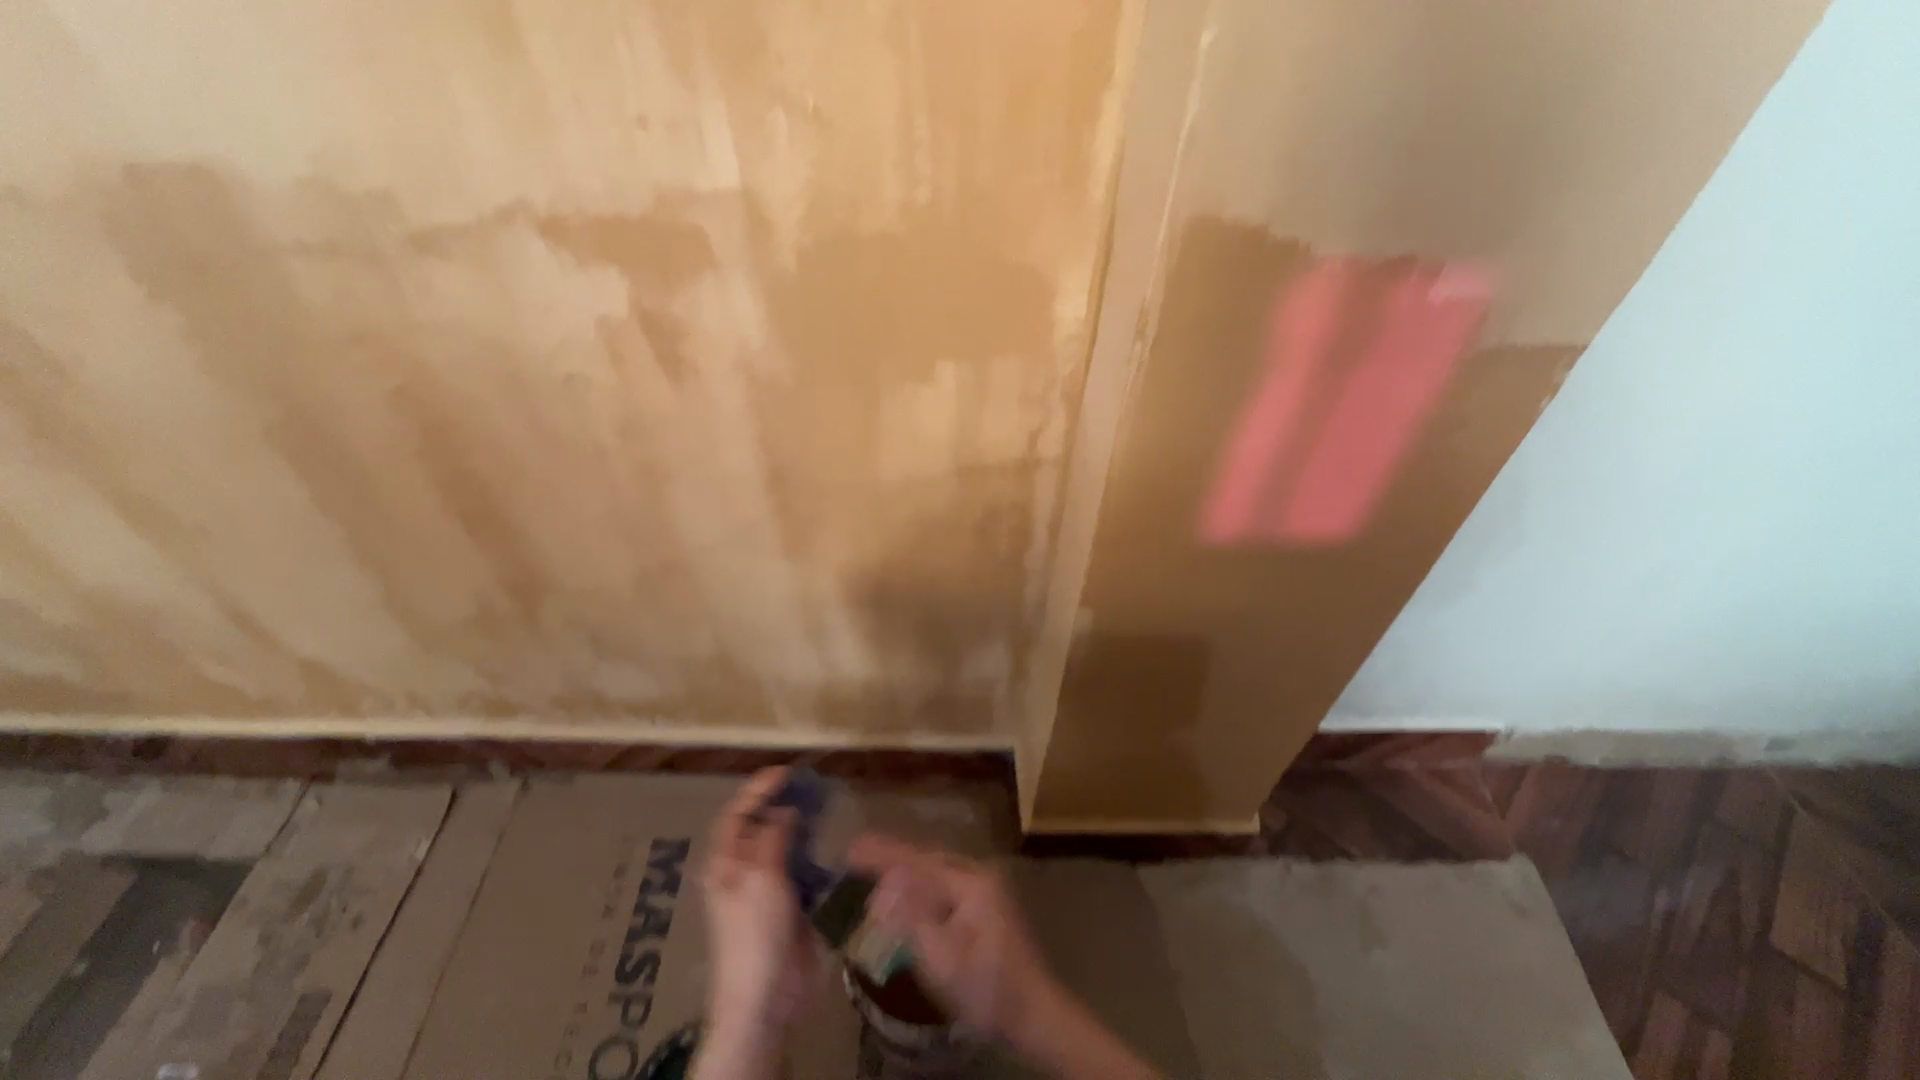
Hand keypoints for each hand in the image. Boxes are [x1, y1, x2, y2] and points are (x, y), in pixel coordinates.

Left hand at [700, 768, 817, 1036]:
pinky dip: (816, 856)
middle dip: (783, 805)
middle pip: (761, 828)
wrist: (766, 996)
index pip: (737, 815)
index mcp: (726, 864)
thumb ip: (772, 838)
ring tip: (827, 807)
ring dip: (803, 828)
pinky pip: (803, 872)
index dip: (758, 791)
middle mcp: (744, 871)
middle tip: (812, 786)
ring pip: (785, 848)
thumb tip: (783, 811)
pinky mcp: (791, 907)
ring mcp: (768, 890)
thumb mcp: (760, 877)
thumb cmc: (754, 932)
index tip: (785, 771)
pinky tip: (833, 845)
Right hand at [846, 835, 1059, 1046]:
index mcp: (971, 882)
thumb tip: (884, 883)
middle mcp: (980, 875)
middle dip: (892, 855)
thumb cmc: (986, 989)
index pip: (918, 861)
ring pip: (936, 869)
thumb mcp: (943, 957)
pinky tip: (905, 888)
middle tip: (857, 852)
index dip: (883, 853)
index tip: (851, 847)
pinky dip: (920, 881)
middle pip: (928, 858)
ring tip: (873, 863)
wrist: (1032, 1012)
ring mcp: (986, 889)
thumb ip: (912, 916)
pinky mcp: (986, 905)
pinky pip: (944, 882)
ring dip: (905, 866)